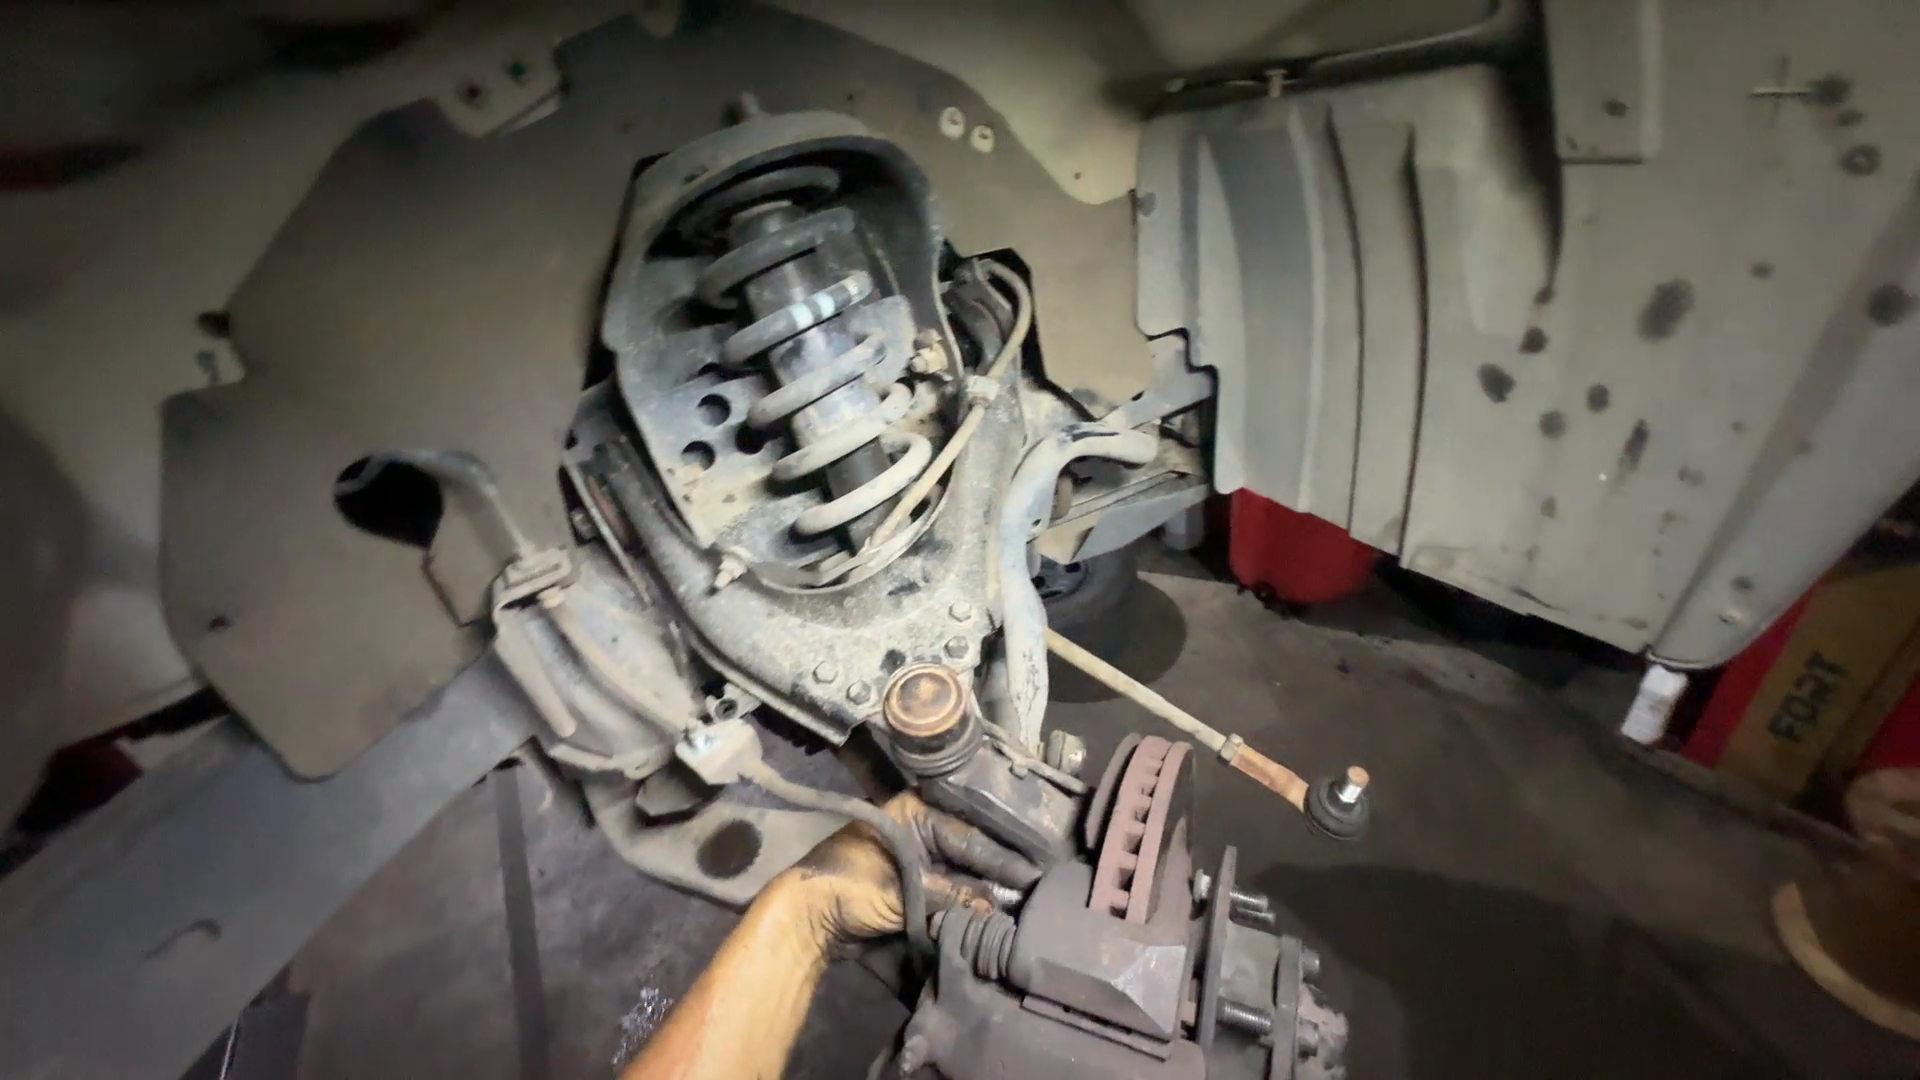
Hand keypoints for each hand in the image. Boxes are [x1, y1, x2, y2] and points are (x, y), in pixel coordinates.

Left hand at [771, 792, 1036, 947]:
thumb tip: (996, 908)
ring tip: (1019, 901)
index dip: (1001, 858)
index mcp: (915, 812)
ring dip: (985, 889)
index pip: (969, 836)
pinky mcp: (913, 883)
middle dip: (997, 871)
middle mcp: (920, 828)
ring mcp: (917, 856)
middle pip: (969, 850)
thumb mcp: (903, 891)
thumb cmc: (849, 886)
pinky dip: (966, 900)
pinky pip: (948, 888)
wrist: (808, 918)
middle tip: (1032, 888)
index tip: (1031, 874)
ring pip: (961, 871)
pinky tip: (991, 911)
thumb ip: (952, 897)